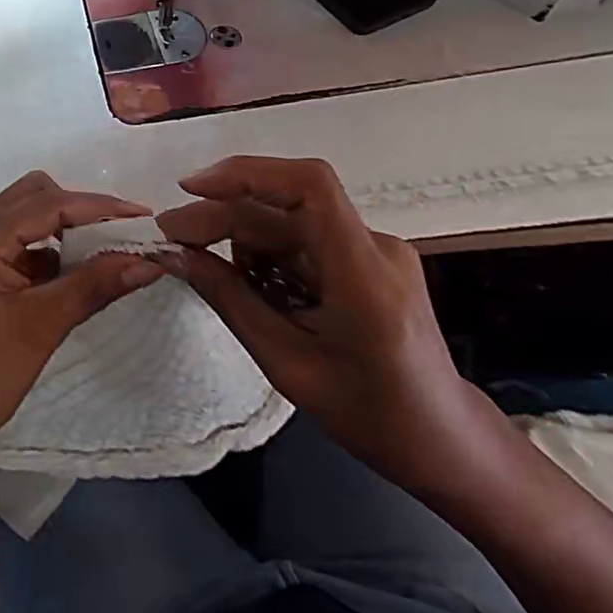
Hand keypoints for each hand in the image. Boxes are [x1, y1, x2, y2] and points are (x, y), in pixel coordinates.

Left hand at [0, 172, 165, 475]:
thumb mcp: (43, 326)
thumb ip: (95, 284)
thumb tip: (150, 261)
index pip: (49, 203)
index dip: (100, 207)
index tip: (144, 217)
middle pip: (35, 195)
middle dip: (82, 208)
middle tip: (123, 232)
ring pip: (27, 215)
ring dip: (66, 225)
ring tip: (109, 247)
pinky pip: (20, 240)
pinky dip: (51, 247)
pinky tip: (78, 269)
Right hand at [155, 156, 483, 488]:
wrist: (440, 437)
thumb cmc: (369, 415)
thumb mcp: (286, 363)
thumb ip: (230, 300)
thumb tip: (175, 254)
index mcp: (364, 275)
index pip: (310, 188)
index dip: (246, 174)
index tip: (192, 188)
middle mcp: (374, 246)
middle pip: (286, 206)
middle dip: (223, 216)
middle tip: (172, 239)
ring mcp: (374, 248)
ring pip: (289, 221)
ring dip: (242, 238)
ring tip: (212, 273)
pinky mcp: (367, 256)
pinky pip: (303, 238)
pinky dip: (267, 254)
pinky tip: (253, 286)